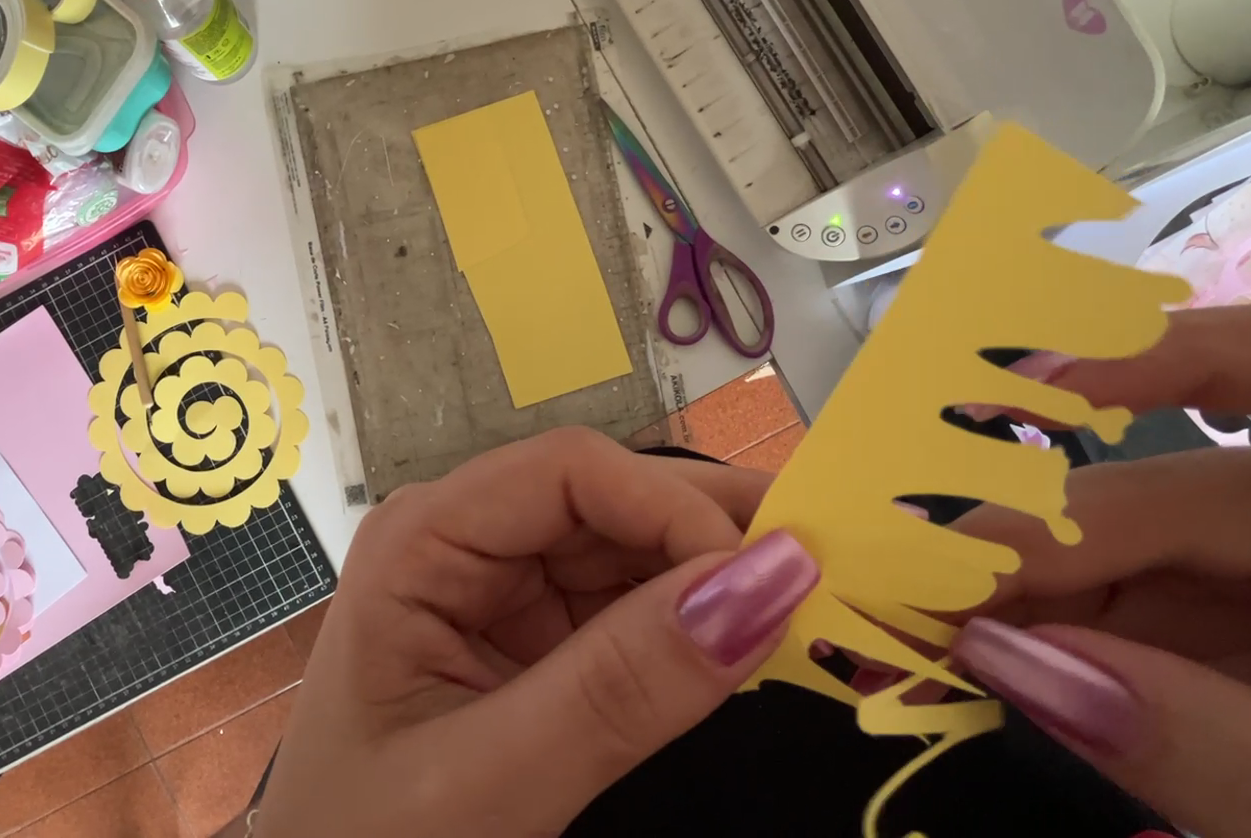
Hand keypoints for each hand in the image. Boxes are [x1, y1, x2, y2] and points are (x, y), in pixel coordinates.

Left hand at [254, 429, 817, 836]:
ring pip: (625, 543)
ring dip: (711, 569)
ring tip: (806, 597)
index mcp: (423, 536)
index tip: (769, 577)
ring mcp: (500, 580)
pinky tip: (743, 635)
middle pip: (604, 496)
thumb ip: (622, 687)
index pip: (567, 472)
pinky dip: (689, 615)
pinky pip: (623, 599)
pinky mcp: (532, 628)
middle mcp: (464, 534)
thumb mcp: (490, 778)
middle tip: (826, 564)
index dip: (671, 505)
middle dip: (706, 526)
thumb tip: (766, 584)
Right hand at [948, 299, 1250, 836]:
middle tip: (924, 584)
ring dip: (1017, 595)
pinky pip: (1115, 622)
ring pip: (1119, 559)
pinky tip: (973, 652)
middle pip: (1171, 497)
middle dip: (1039, 539)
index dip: (1179, 351)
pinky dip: (1040, 641)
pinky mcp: (1230, 648)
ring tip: (924, 628)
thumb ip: (1232, 754)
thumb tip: (1004, 658)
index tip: (1035, 381)